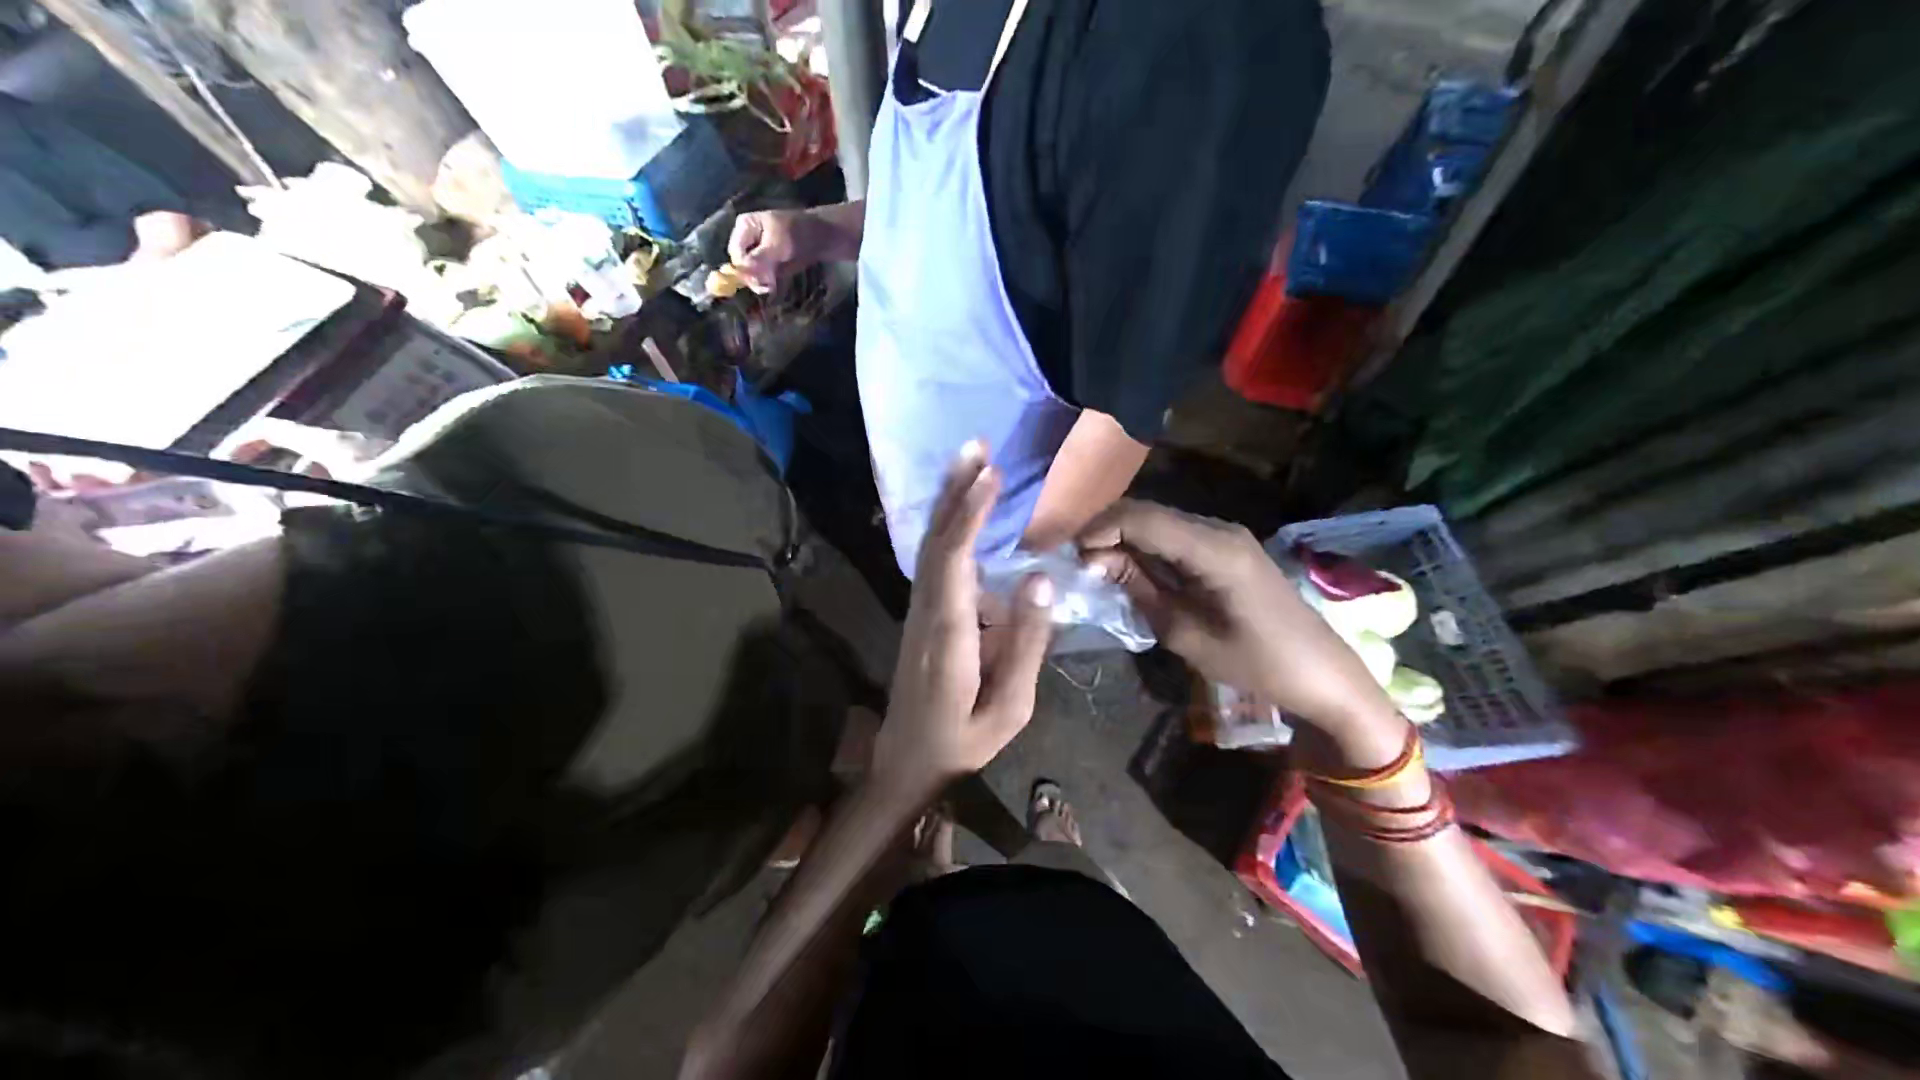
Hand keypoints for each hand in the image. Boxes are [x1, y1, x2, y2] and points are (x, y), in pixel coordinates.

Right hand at [726, 209, 814, 293]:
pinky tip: (772, 287)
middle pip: (739, 264)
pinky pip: (758, 278)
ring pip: (747, 273)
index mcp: (744, 227)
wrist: (817, 238)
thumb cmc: (797, 232)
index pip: (735, 251)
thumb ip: (760, 257)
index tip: (757, 276)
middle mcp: (745, 240)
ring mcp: (754, 254)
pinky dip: (764, 284)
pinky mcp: (764, 266)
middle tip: (766, 284)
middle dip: (750, 276)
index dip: (743, 265)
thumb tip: (743, 268)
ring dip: (757, 282)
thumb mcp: (778, 244)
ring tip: (771, 285)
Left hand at [873, 441, 1054, 801]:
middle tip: (976, 445)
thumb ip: (1027, 644)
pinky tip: (962, 511)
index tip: (991, 475)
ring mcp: (918, 612)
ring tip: (971, 462)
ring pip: (929, 547)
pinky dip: (947, 528)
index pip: (955, 560)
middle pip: (935, 541)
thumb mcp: (1009, 708)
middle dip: (954, 491)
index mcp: (948, 633)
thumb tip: (1042, 580)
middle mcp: (926, 612)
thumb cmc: (962, 742)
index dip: (970, 514)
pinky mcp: (921, 617)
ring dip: (948, 503)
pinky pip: (932, 561)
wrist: (905, 763)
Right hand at [1077, 500, 1396, 740]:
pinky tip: (1129, 570)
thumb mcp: (1187, 635)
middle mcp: (1219, 530)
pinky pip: (1175, 537)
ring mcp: (1226, 536)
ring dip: (1123, 539)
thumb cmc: (1258, 665)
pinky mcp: (1227, 548)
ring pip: (1159, 522)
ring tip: (1094, 569)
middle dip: (1106, 532)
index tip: (1069, 557)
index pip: (1142, 519)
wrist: (1323, 675)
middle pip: (1148, 513)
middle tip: (1076, 564)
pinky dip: (1145, 548)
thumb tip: (1095, 562)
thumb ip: (1139, 591)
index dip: (1099, 530)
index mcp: (1214, 550)